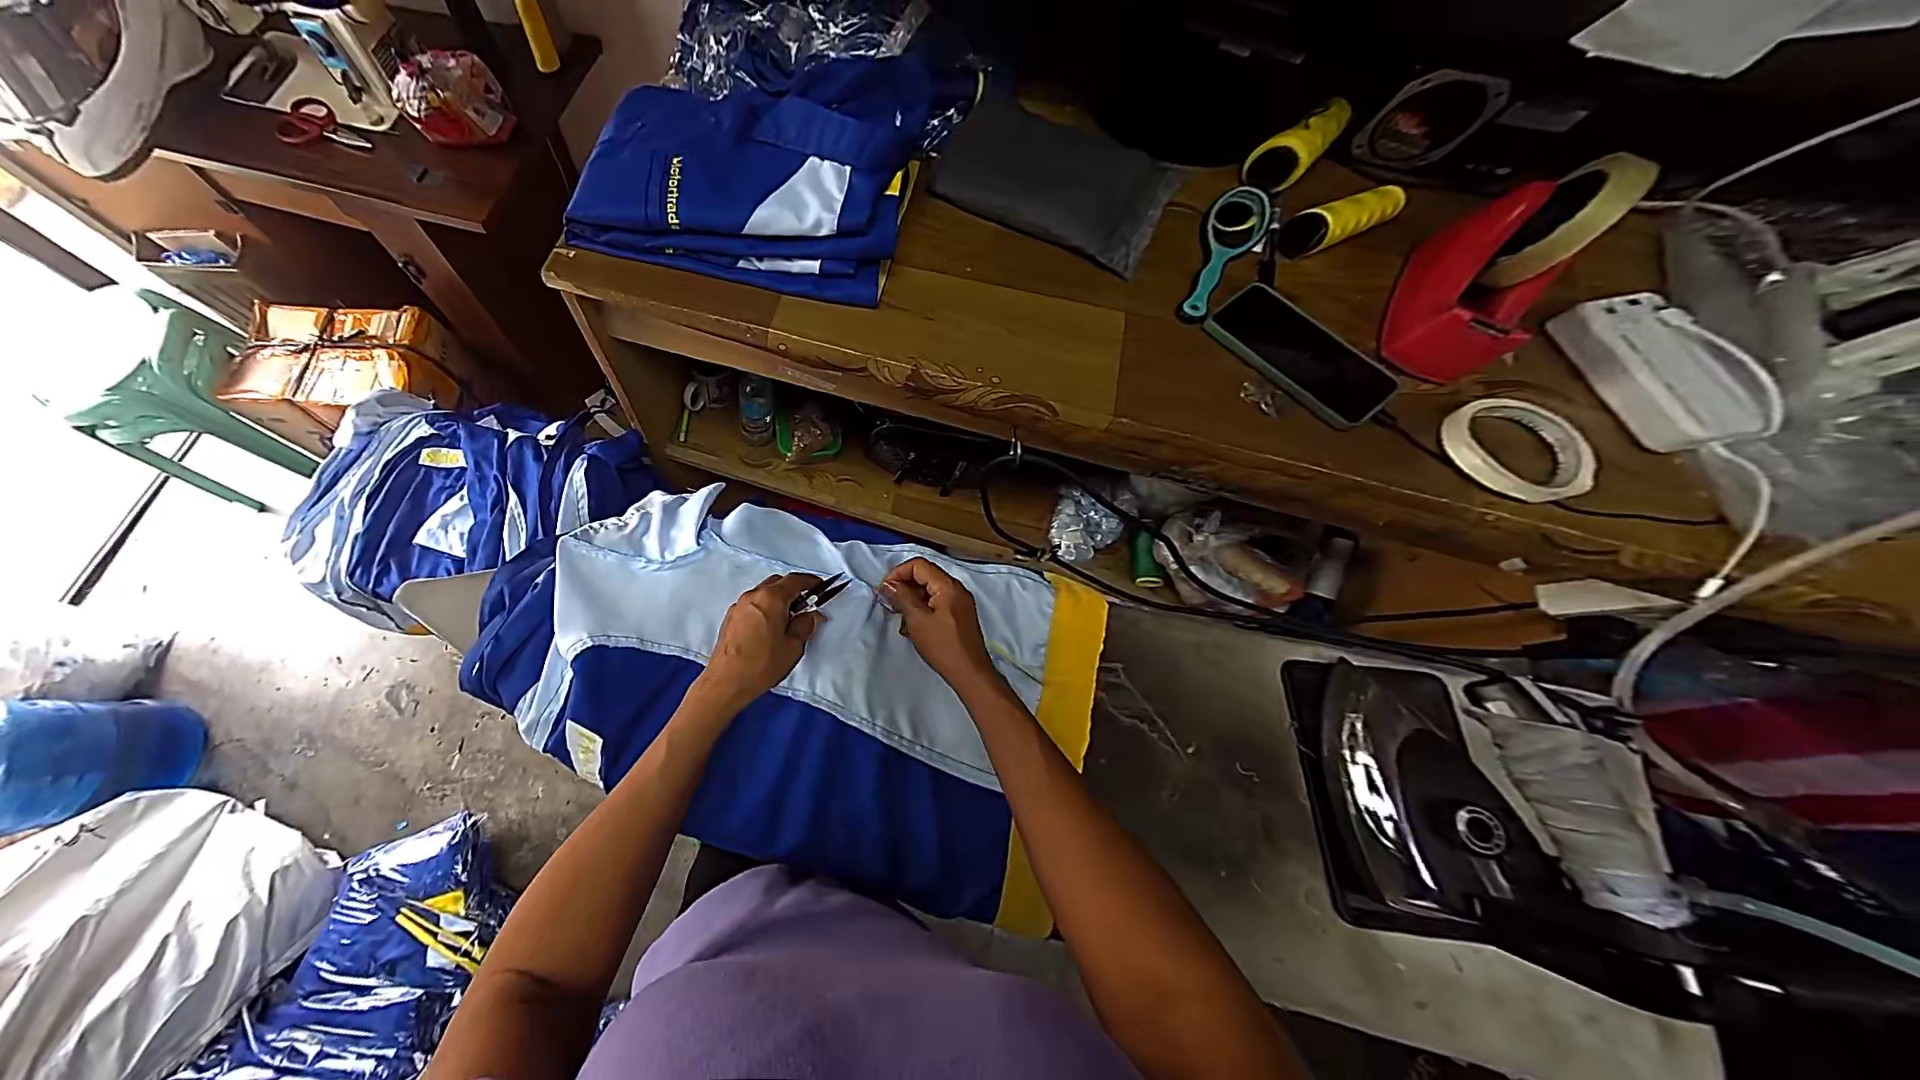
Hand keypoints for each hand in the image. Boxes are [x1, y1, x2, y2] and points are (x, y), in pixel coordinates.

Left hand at [692, 574, 822, 714]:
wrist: (727, 682)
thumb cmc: (760, 665)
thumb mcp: (794, 646)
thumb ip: (805, 624)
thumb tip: (809, 615)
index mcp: (771, 598)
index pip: (795, 580)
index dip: (811, 582)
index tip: (820, 587)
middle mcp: (753, 596)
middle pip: (778, 582)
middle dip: (794, 589)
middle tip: (807, 603)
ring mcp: (739, 606)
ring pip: (764, 592)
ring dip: (779, 598)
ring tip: (789, 617)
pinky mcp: (731, 617)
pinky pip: (753, 604)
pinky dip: (765, 607)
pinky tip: (771, 625)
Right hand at [880, 557, 1001, 695]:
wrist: (970, 671)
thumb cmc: (943, 647)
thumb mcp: (917, 620)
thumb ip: (902, 597)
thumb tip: (888, 583)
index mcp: (948, 586)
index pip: (919, 565)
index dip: (898, 573)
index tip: (885, 589)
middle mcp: (957, 589)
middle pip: (926, 574)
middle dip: (904, 584)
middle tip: (889, 601)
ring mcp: (960, 601)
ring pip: (931, 588)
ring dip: (912, 596)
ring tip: (899, 613)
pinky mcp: (960, 614)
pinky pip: (938, 600)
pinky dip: (923, 605)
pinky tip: (913, 622)